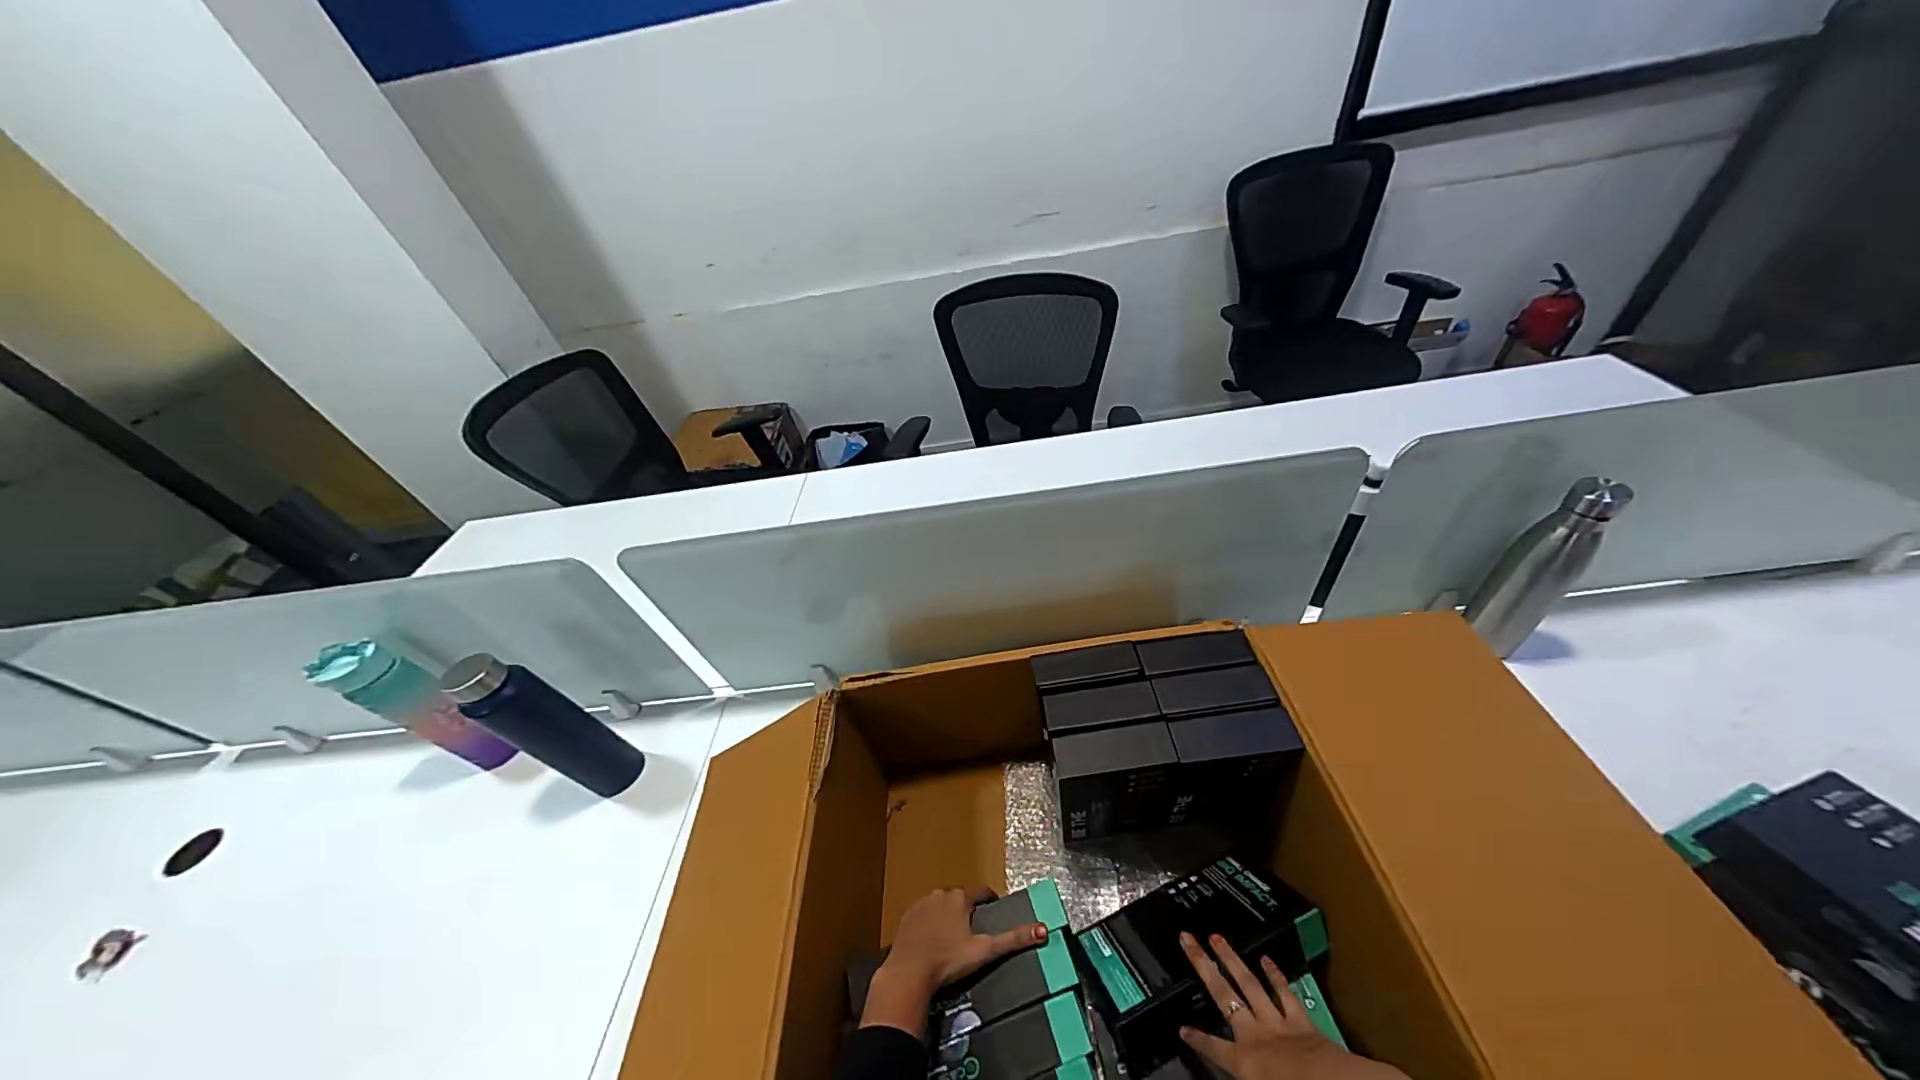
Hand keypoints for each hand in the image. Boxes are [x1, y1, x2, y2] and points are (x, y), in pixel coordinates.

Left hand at [861, 887, 1047, 1036]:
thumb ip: (1013, 939)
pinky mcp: (906, 916)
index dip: (990, 900)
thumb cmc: (948, 961)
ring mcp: (921, 904)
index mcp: (960, 898)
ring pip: (941, 905)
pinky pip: (924, 915)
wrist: (909, 973)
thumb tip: (1042, 929)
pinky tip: (933, 941)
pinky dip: (930, 923)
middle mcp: (939, 894)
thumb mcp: (984, 951)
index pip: (981, 892)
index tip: (994, 909)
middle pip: (960, 898)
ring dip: (948, 915)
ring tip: (953, 938)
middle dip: (967, 910)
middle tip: (974, 931)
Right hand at [1178, 933, 1408, 1079]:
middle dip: (1202, 966)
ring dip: (1231, 960)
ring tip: (1217, 937)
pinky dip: (1275, 976)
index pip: (1213, 1048)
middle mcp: (1254, 1035)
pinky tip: (1266, 960)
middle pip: (1222, 995)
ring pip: (1249, 985)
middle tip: (1188, 939)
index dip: (1197, 1039)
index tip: (1182, 1028)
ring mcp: (1277, 1024)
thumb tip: (1244, 1078)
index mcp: (1244, 1062)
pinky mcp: (1301, 1023)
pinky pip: (1284, 995)